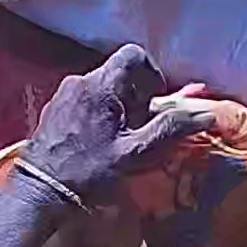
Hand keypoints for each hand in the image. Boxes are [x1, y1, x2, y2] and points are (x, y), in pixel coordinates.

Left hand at [21, 44, 213, 203]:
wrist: (41, 192)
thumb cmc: (90, 172)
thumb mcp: (136, 153)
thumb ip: (170, 130)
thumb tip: (205, 115)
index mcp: (101, 86)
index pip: (134, 55)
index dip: (152, 75)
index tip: (155, 104)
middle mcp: (80, 82)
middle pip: (119, 73)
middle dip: (137, 97)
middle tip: (141, 129)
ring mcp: (63, 94)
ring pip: (103, 88)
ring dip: (119, 107)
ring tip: (120, 139)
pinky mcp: (54, 109)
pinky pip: (86, 100)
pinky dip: (100, 114)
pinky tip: (99, 143)